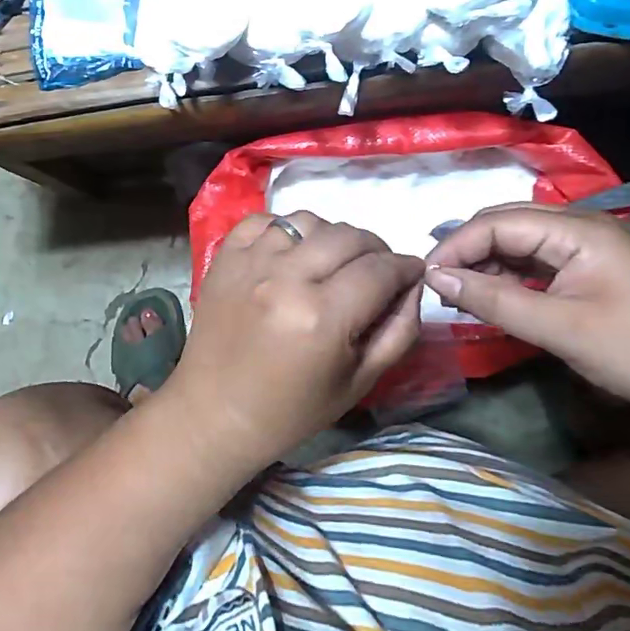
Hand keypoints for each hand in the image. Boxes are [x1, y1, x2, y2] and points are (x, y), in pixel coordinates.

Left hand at [162, 212, 424, 473]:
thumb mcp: (360, 381)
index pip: (380, 269)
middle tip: (378, 268)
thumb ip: (398, 330)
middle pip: (347, 236)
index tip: (412, 272)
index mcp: (322, 316)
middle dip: (375, 248)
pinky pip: (263, 220)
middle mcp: (285, 278)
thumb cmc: (291, 409)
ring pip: (307, 221)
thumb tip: (413, 284)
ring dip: (330, 236)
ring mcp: (250, 262)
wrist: (215, 410)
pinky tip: (292, 252)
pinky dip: (285, 229)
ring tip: (332, 261)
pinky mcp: (224, 256)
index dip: (405, 267)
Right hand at [424, 204, 629, 414]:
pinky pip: (536, 257)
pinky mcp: (592, 264)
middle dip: (467, 249)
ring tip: (460, 293)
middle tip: (437, 284)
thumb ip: (493, 299)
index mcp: (579, 228)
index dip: (456, 247)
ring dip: (486, 262)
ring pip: (518, 238)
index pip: (497, 223)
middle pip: (505, 222)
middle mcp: (581, 224)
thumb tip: (434, 278)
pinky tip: (494, 295)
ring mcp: (589, 243)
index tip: (425, 279)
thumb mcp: (561, 329)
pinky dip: (509, 273)